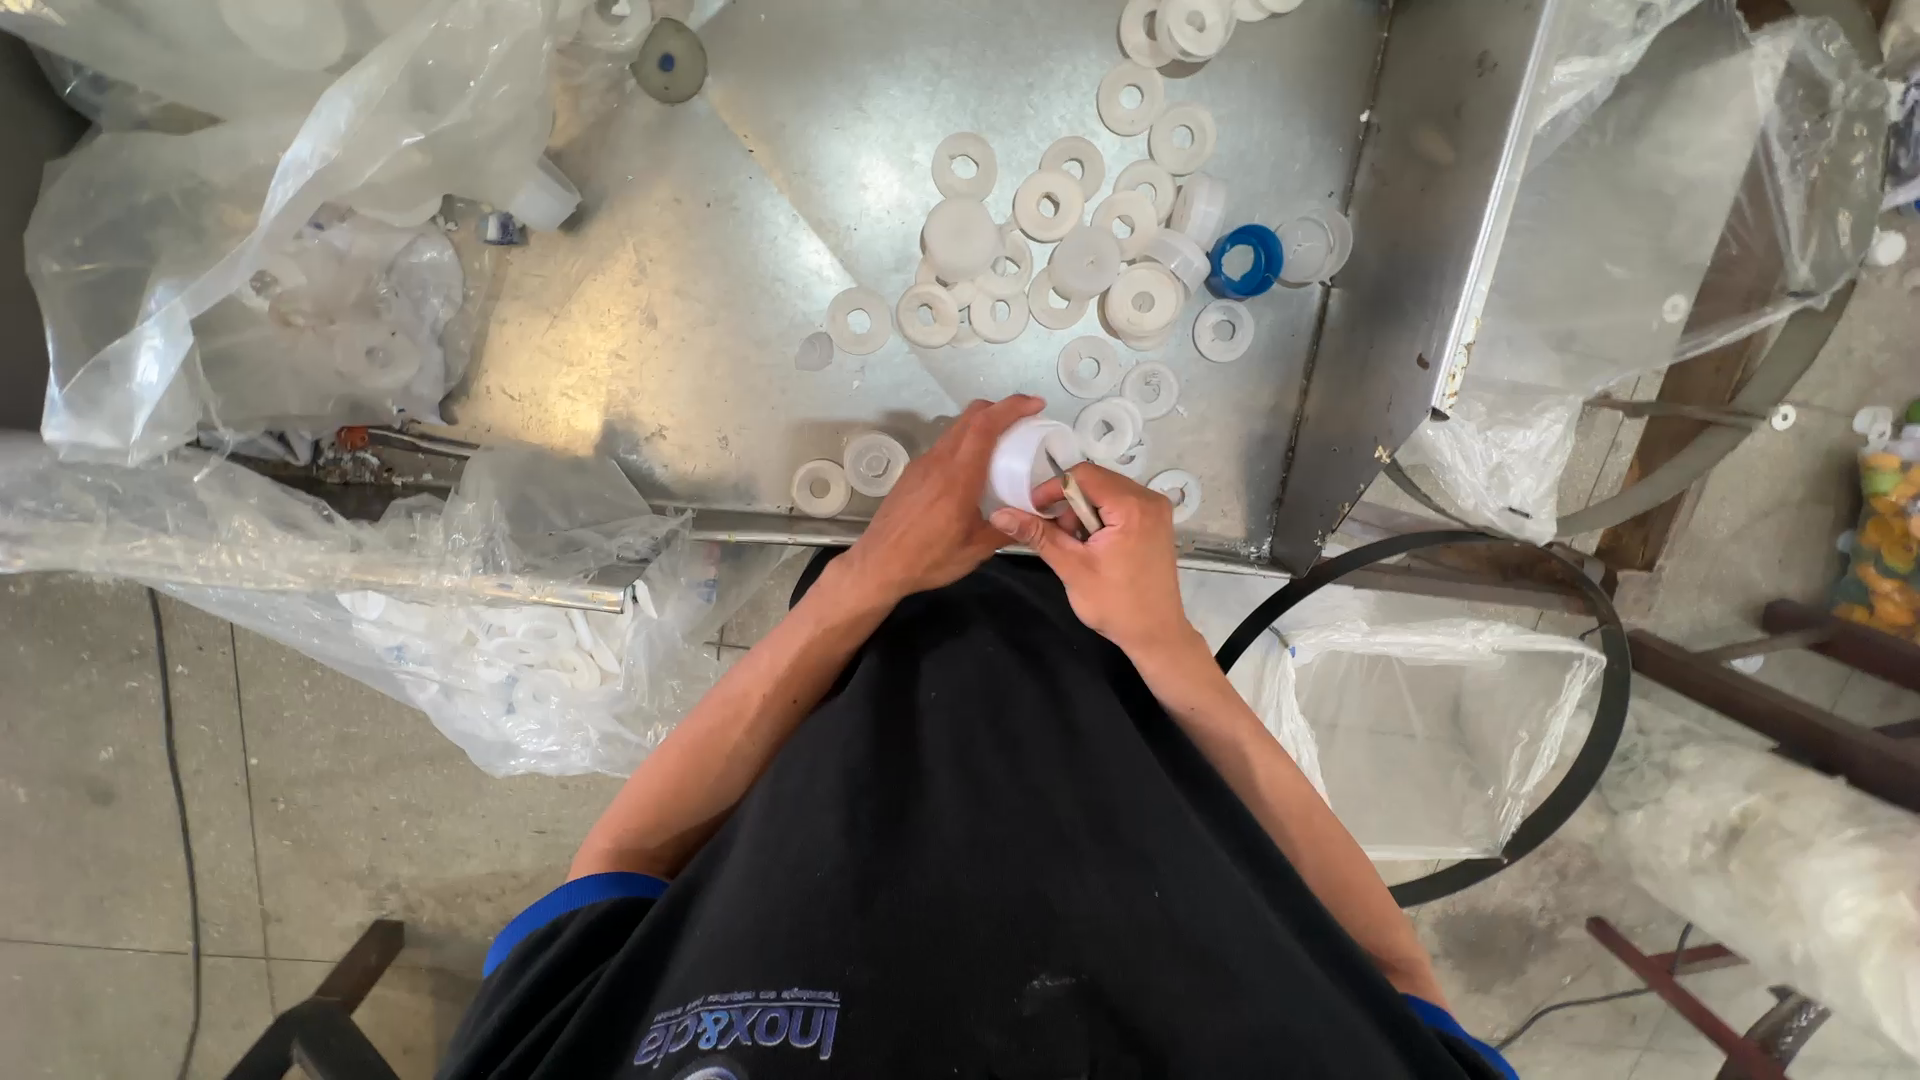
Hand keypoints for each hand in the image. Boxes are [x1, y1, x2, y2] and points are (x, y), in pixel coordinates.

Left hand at [836, 395, 1046, 604]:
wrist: (878, 565)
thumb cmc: (928, 558)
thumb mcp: (976, 549)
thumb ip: (1006, 529)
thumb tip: (1030, 519)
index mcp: (958, 476)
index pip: (986, 426)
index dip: (1013, 408)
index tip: (1036, 405)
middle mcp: (939, 462)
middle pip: (971, 417)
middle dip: (1000, 409)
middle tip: (1025, 420)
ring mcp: (922, 465)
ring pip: (956, 430)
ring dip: (982, 426)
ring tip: (1003, 444)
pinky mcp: (912, 474)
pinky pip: (944, 447)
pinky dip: (965, 444)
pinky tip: (974, 469)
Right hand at [988, 463, 1199, 657]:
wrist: (1155, 634)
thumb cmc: (1115, 604)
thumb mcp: (1071, 567)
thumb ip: (1037, 534)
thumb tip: (1000, 514)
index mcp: (1132, 507)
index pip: (1083, 475)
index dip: (1053, 489)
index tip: (1035, 512)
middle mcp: (1149, 499)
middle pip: (1096, 481)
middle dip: (1069, 504)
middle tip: (1058, 536)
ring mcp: (1156, 510)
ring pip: (1106, 492)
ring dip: (1083, 513)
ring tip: (1077, 546)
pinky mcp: (1156, 522)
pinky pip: (1120, 505)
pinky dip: (1100, 518)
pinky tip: (1094, 546)